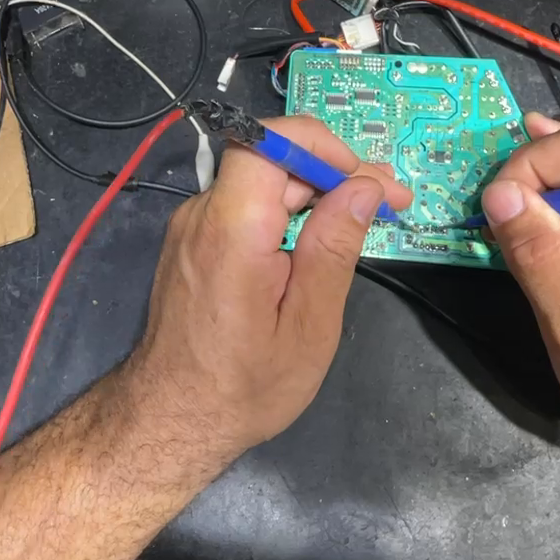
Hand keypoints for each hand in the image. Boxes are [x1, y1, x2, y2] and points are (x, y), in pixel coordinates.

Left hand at [116, 115, 413, 469]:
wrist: (169, 417)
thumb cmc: (245, 386)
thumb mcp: (308, 327)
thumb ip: (334, 249)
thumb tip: (363, 188)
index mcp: (232, 228)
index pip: (268, 142)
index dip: (321, 145)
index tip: (367, 179)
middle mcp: (203, 213)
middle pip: (270, 160)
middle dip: (333, 170)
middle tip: (389, 198)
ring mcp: (192, 224)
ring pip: (260, 180)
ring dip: (314, 189)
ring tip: (365, 211)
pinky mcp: (193, 239)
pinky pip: (245, 204)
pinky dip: (287, 208)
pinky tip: (320, 230)